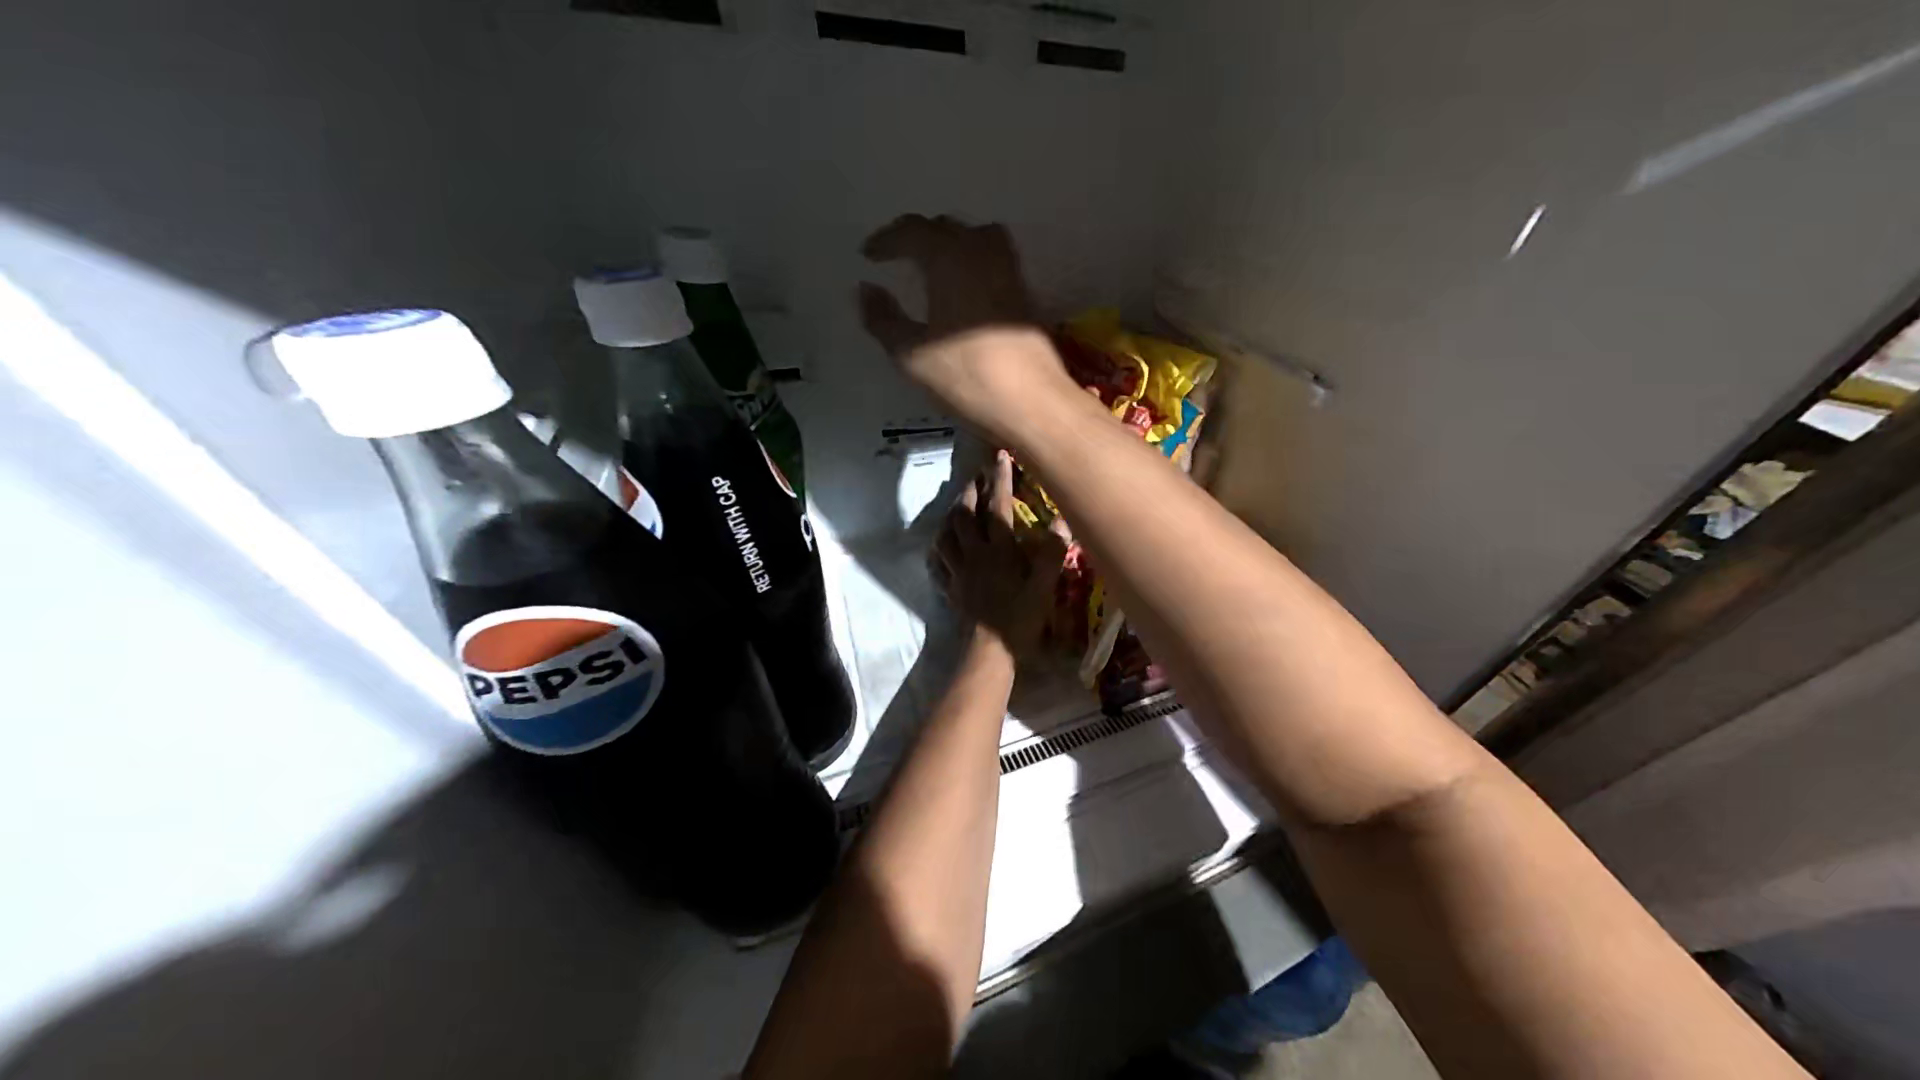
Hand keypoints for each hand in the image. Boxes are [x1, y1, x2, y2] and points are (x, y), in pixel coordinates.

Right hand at [859, 215, 1083, 446]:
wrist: (1032, 402)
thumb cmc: (966, 376)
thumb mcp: (911, 355)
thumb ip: (883, 319)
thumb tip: (866, 289)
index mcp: (949, 258)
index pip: (912, 231)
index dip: (887, 240)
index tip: (869, 255)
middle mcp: (981, 251)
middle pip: (945, 228)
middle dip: (918, 237)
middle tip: (897, 256)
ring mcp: (1009, 270)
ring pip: (975, 237)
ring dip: (950, 244)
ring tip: (933, 266)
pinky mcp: (1025, 293)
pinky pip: (993, 259)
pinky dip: (972, 262)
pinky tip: (964, 288)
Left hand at [931, 450, 1067, 658]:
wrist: (989, 650)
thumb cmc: (1021, 618)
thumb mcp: (1044, 586)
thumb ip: (1051, 553)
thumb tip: (1061, 519)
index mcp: (999, 550)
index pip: (999, 506)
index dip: (1000, 479)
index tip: (1000, 455)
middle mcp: (974, 554)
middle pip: (965, 514)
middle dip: (970, 491)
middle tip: (976, 476)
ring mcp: (958, 570)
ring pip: (947, 533)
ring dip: (951, 514)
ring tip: (957, 504)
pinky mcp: (949, 586)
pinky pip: (938, 561)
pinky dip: (938, 547)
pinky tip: (940, 544)